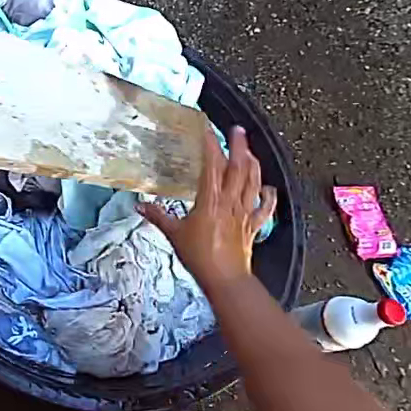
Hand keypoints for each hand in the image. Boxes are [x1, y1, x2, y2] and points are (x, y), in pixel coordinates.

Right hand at [139, 125, 276, 290]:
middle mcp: (230, 202)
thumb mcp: (174, 234)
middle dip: (239, 146)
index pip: (212, 165)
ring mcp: (244, 213)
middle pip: (239, 168)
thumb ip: (158, 217)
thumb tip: (141, 205)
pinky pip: (264, 208)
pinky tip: (269, 188)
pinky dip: (268, 196)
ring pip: (253, 182)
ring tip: (250, 150)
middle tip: (237, 130)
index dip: (211, 145)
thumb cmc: (199, 257)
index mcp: (210, 200)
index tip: (207, 130)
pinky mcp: (252, 226)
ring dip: (253, 164)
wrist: (225, 279)